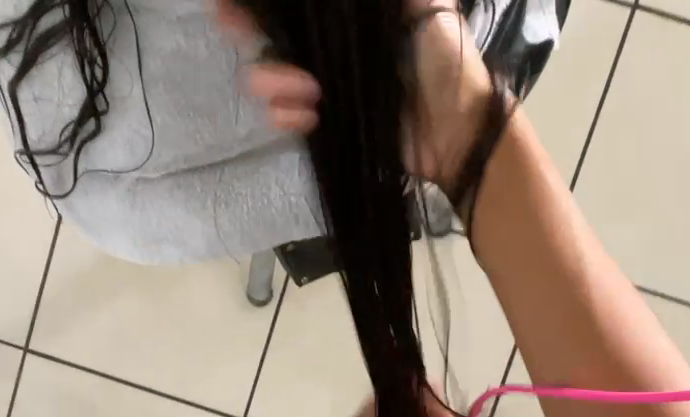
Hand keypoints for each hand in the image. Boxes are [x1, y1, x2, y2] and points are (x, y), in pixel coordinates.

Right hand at [215, 0, 496, 192]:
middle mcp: (328, 44)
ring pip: (271, 74)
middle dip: (251, 31)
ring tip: (312, 95)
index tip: (231, 2)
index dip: (257, 2)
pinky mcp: (325, 124)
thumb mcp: (423, 4)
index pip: (293, 4)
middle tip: (236, 28)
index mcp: (346, 12)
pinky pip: (286, 116)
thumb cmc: (445, 58)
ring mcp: (324, 84)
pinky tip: (308, 118)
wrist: (458, 131)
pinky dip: (286, 116)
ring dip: (275, 81)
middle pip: (270, 32)